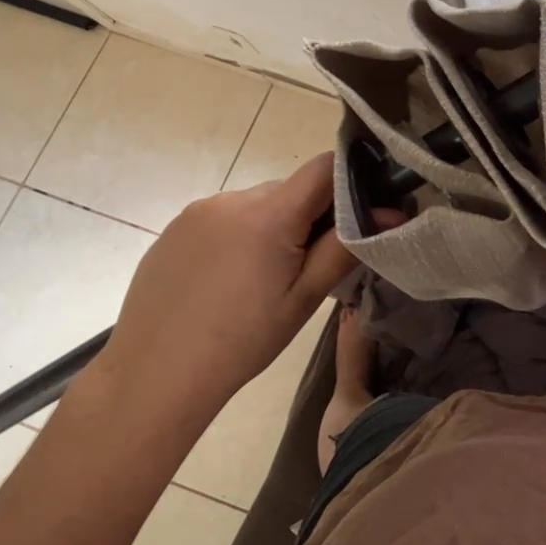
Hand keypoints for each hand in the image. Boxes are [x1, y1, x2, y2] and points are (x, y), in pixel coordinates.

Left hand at [90, 153, 362, 423]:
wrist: (153, 377)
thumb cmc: (241, 342)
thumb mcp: (304, 299)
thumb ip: (346, 247)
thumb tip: (392, 210)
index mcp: (268, 214)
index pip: (324, 168)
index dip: (348, 185)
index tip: (355, 220)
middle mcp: (232, 199)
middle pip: (290, 188)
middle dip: (308, 215)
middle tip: (308, 265)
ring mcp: (197, 212)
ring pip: (257, 204)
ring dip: (272, 226)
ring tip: (263, 279)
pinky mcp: (174, 229)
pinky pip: (224, 218)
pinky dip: (239, 237)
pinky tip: (229, 282)